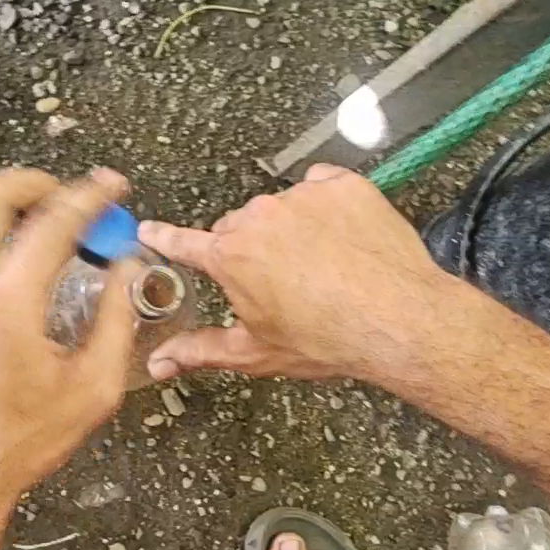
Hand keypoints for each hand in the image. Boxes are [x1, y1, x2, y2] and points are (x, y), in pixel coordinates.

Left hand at [0, 168, 139, 517]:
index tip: (108, 187)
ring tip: (33, 211)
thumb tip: (124, 271)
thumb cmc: (16, 442)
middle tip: (66, 193)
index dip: (89, 196)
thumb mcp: (91, 389)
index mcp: (7, 308)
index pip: (51, 223)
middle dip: (34, 181)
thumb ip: (115, 320)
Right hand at [138, 164, 464, 386]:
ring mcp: (302, 197)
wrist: (400, 321)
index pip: (184, 243)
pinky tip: (339, 236)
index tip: (149, 229)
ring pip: (279, 208)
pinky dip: (323, 206)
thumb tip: (158, 363)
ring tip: (318, 264)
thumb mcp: (255, 352)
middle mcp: (259, 218)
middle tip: (276, 281)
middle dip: (248, 249)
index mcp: (231, 257)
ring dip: (288, 228)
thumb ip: (199, 351)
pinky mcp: (342, 187)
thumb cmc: (327, 340)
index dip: (164, 238)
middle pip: (238, 228)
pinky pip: (319, 186)